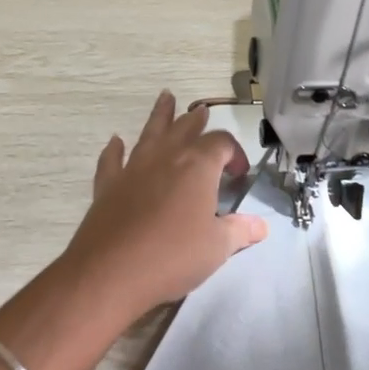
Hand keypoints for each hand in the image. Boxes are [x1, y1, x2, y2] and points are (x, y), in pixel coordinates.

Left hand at [58, 91, 266, 322]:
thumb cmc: (172, 256)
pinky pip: (112, 160)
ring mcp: (133, 169)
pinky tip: (116, 142)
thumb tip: (260, 225)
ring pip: (150, 133)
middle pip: (184, 128)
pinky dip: (115, 149)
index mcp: (197, 166)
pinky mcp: (107, 186)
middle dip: (196, 121)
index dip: (235, 154)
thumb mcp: (216, 248)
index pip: (222, 144)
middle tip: (202, 112)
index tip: (239, 175)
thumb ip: (239, 231)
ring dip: (160, 115)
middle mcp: (165, 158)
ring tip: (166, 97)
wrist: (110, 272)